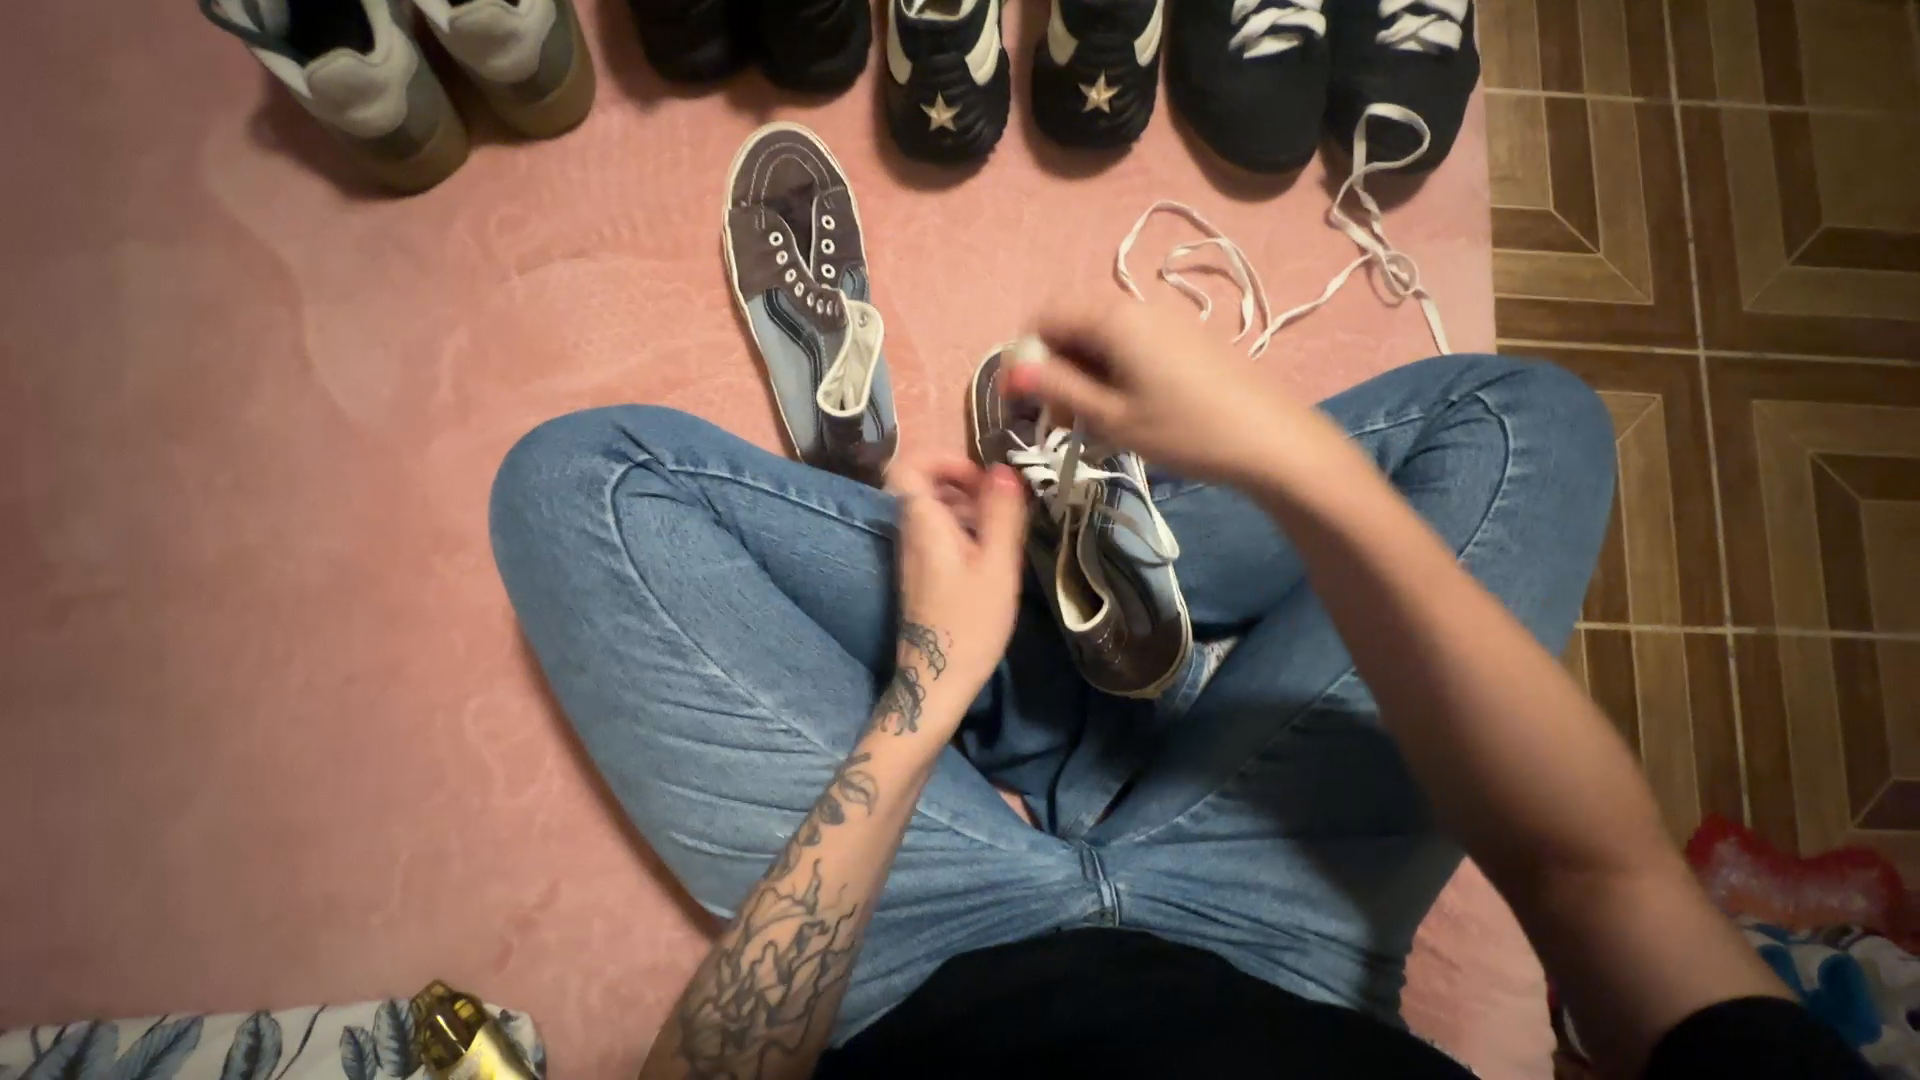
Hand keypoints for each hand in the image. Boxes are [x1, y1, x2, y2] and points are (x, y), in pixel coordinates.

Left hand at [884, 460, 1028, 723]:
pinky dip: (965, 535)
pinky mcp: (922, 576)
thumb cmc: (970, 622)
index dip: (943, 459)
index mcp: (922, 522)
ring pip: (935, 513)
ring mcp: (912, 556)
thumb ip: (1000, 513)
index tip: (980, 477)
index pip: (908, 466)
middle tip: (1003, 506)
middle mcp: (909, 533)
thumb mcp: (996, 564)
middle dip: (967, 486)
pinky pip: (939, 537)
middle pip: (926, 487)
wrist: (937, 680)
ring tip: (1004, 534)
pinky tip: (992, 559)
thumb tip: (1002, 469)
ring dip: (970, 512)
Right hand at [1007, 297, 1341, 486]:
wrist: (1269, 439)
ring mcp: (1164, 316)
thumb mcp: (1110, 417)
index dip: (1027, 358)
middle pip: (1071, 324)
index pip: (1043, 318)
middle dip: (1056, 367)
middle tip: (1065, 419)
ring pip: (1100, 336)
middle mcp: (1136, 303)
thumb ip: (1057, 389)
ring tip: (1096, 421)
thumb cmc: (1183, 430)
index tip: (1030, 403)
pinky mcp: (1183, 335)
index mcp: (1112, 316)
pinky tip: (1127, 408)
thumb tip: (1011, 371)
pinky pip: (1129, 342)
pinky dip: (1113, 370)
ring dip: (1084, 373)